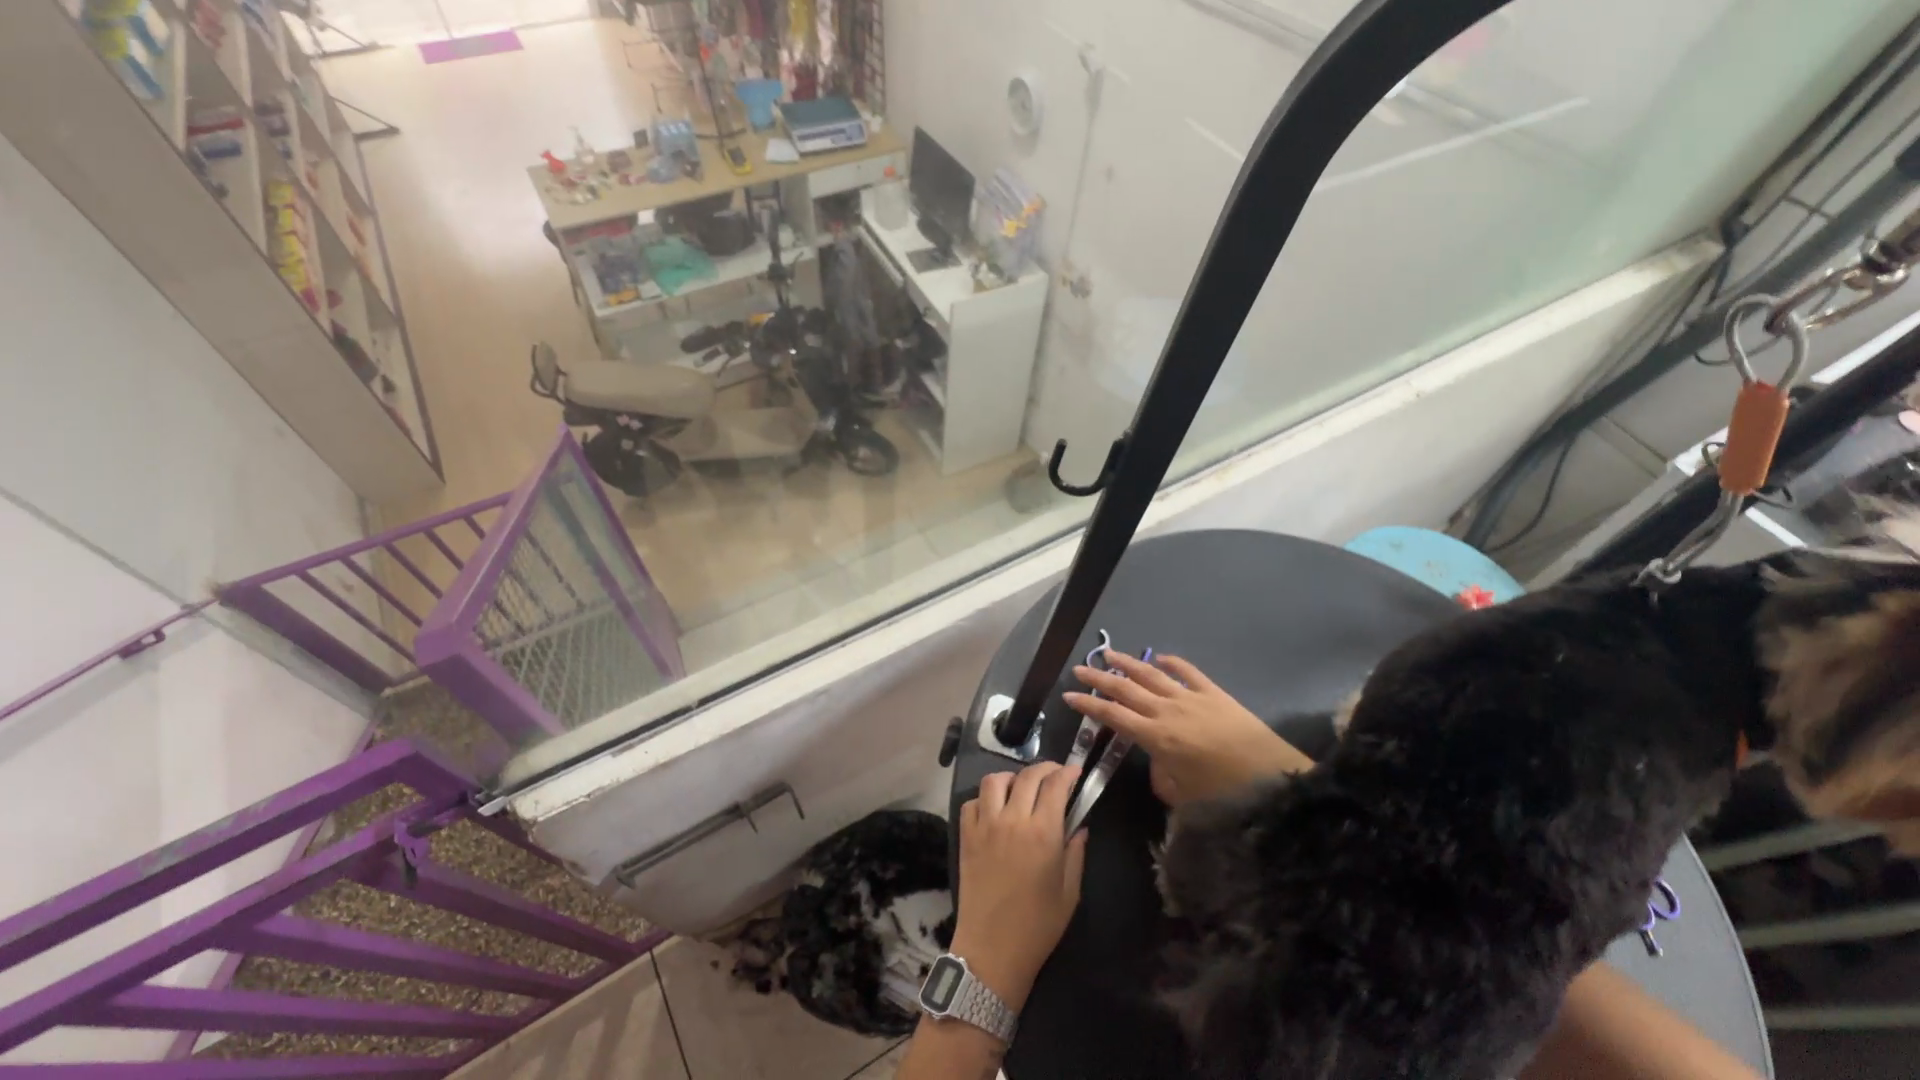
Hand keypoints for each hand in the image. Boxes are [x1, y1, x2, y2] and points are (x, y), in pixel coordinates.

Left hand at [950, 763, 1087, 1012]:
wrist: (992, 950)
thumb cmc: (1038, 926)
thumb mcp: (1069, 892)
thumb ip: (1075, 854)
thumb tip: (1079, 826)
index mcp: (1043, 833)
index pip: (1056, 785)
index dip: (1067, 773)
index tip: (1074, 771)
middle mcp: (1013, 821)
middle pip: (1027, 776)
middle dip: (1045, 768)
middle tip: (1054, 774)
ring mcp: (985, 827)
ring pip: (994, 781)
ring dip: (1012, 778)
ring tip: (1021, 788)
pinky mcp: (965, 837)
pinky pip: (971, 803)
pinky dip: (984, 799)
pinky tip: (995, 810)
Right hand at [1064, 652, 1312, 805]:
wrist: (1272, 777)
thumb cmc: (1224, 794)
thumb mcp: (1183, 797)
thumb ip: (1163, 779)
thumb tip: (1158, 766)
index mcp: (1156, 738)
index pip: (1113, 716)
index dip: (1089, 705)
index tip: (1068, 696)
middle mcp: (1168, 712)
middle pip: (1126, 689)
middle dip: (1099, 678)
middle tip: (1079, 669)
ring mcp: (1192, 698)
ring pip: (1152, 675)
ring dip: (1128, 664)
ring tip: (1109, 653)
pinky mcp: (1215, 694)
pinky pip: (1188, 672)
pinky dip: (1172, 662)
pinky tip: (1159, 656)